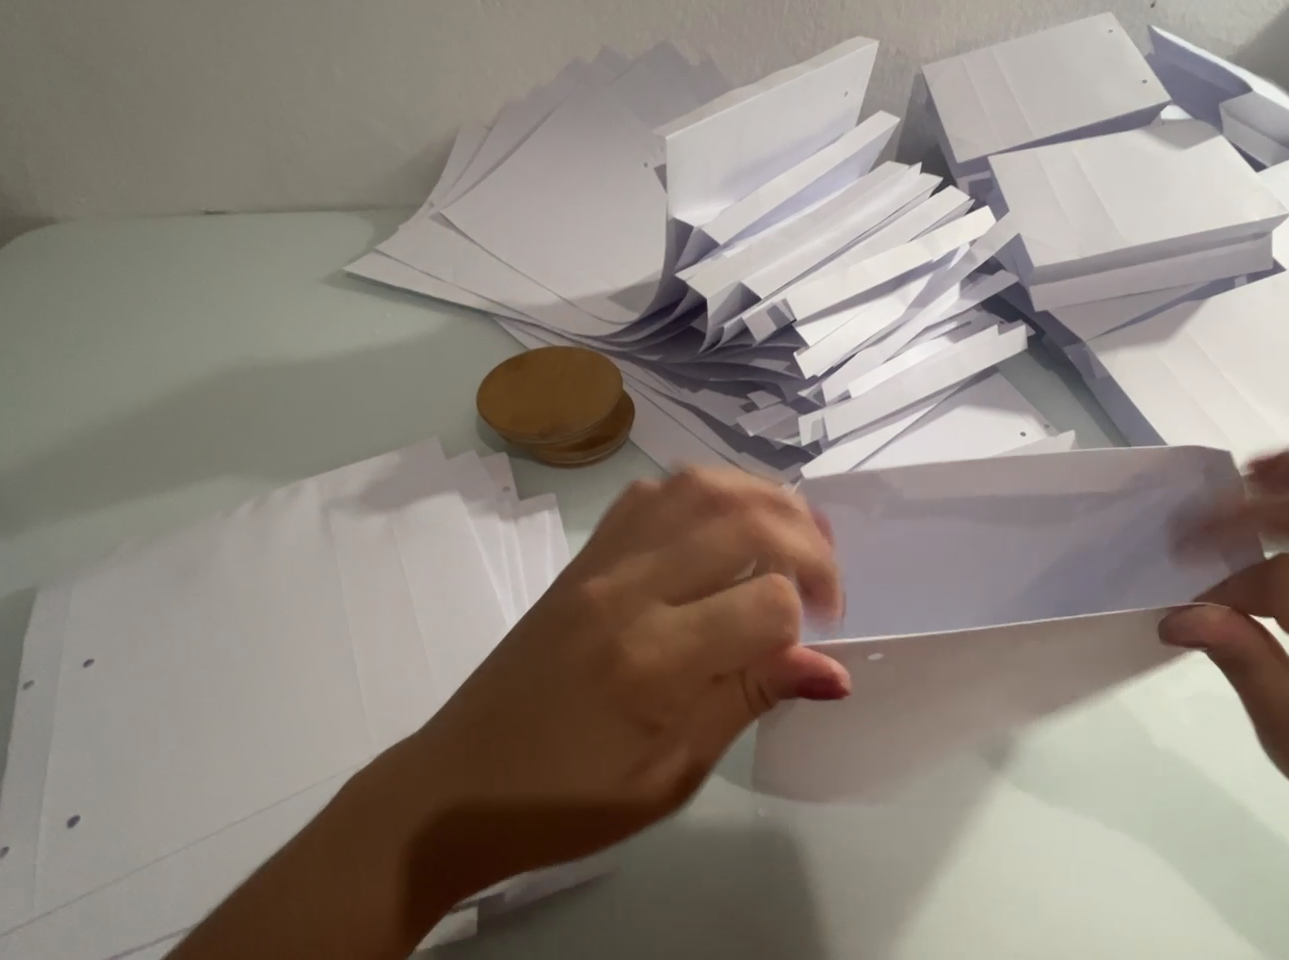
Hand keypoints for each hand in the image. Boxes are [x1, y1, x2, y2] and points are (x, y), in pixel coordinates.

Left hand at [369, 467, 849, 908]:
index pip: (765, 604)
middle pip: (743, 522)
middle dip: (807, 542)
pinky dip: (704, 493)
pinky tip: (723, 523)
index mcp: (653, 659)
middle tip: (826, 582)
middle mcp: (628, 589)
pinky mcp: (583, 555)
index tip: (816, 643)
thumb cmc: (568, 799)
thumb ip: (749, 700)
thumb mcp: (670, 774)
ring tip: (796, 533)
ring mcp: (600, 562)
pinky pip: (652, 495)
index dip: (805, 621)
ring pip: (699, 488)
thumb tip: (831, 669)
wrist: (457, 785)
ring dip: (763, 498)